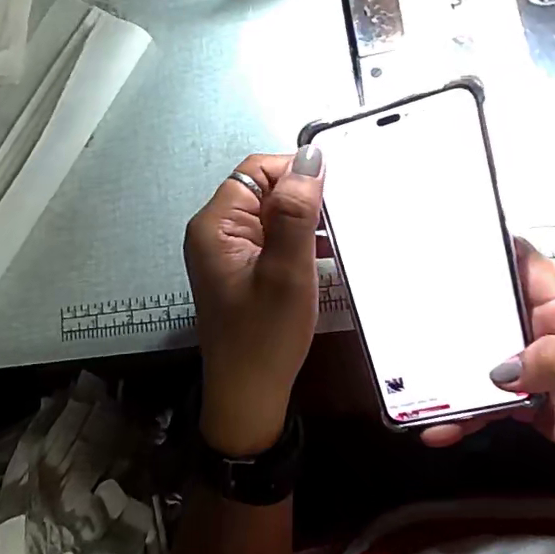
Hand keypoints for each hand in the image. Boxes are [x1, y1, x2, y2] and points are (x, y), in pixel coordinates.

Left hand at [184, 148, 325, 456]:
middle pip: (264, 190)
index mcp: (216, 225)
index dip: (296, 173)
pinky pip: (272, 240)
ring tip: (334, 242)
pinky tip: (321, 256)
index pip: (257, 170)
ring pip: (271, 215)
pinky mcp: (242, 271)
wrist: (248, 395)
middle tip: (338, 224)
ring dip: (303, 222)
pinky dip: (297, 242)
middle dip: (303, 200)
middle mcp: (216, 233)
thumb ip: (296, 211)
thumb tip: (310, 158)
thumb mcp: (288, 271)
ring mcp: (228, 253)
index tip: (334, 195)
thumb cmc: (266, 336)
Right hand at [425, 240, 554, 545]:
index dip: (490, 251)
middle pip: (493, 314)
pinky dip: (467, 413)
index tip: (448, 245)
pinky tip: (446, 426)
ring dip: (454, 374)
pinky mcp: (538, 409)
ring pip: (486, 362)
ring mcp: (545, 375)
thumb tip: (505, 365)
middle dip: (455, 317)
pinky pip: (492, 403)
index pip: (528, 267)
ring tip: (423, 392)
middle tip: (414, 326)